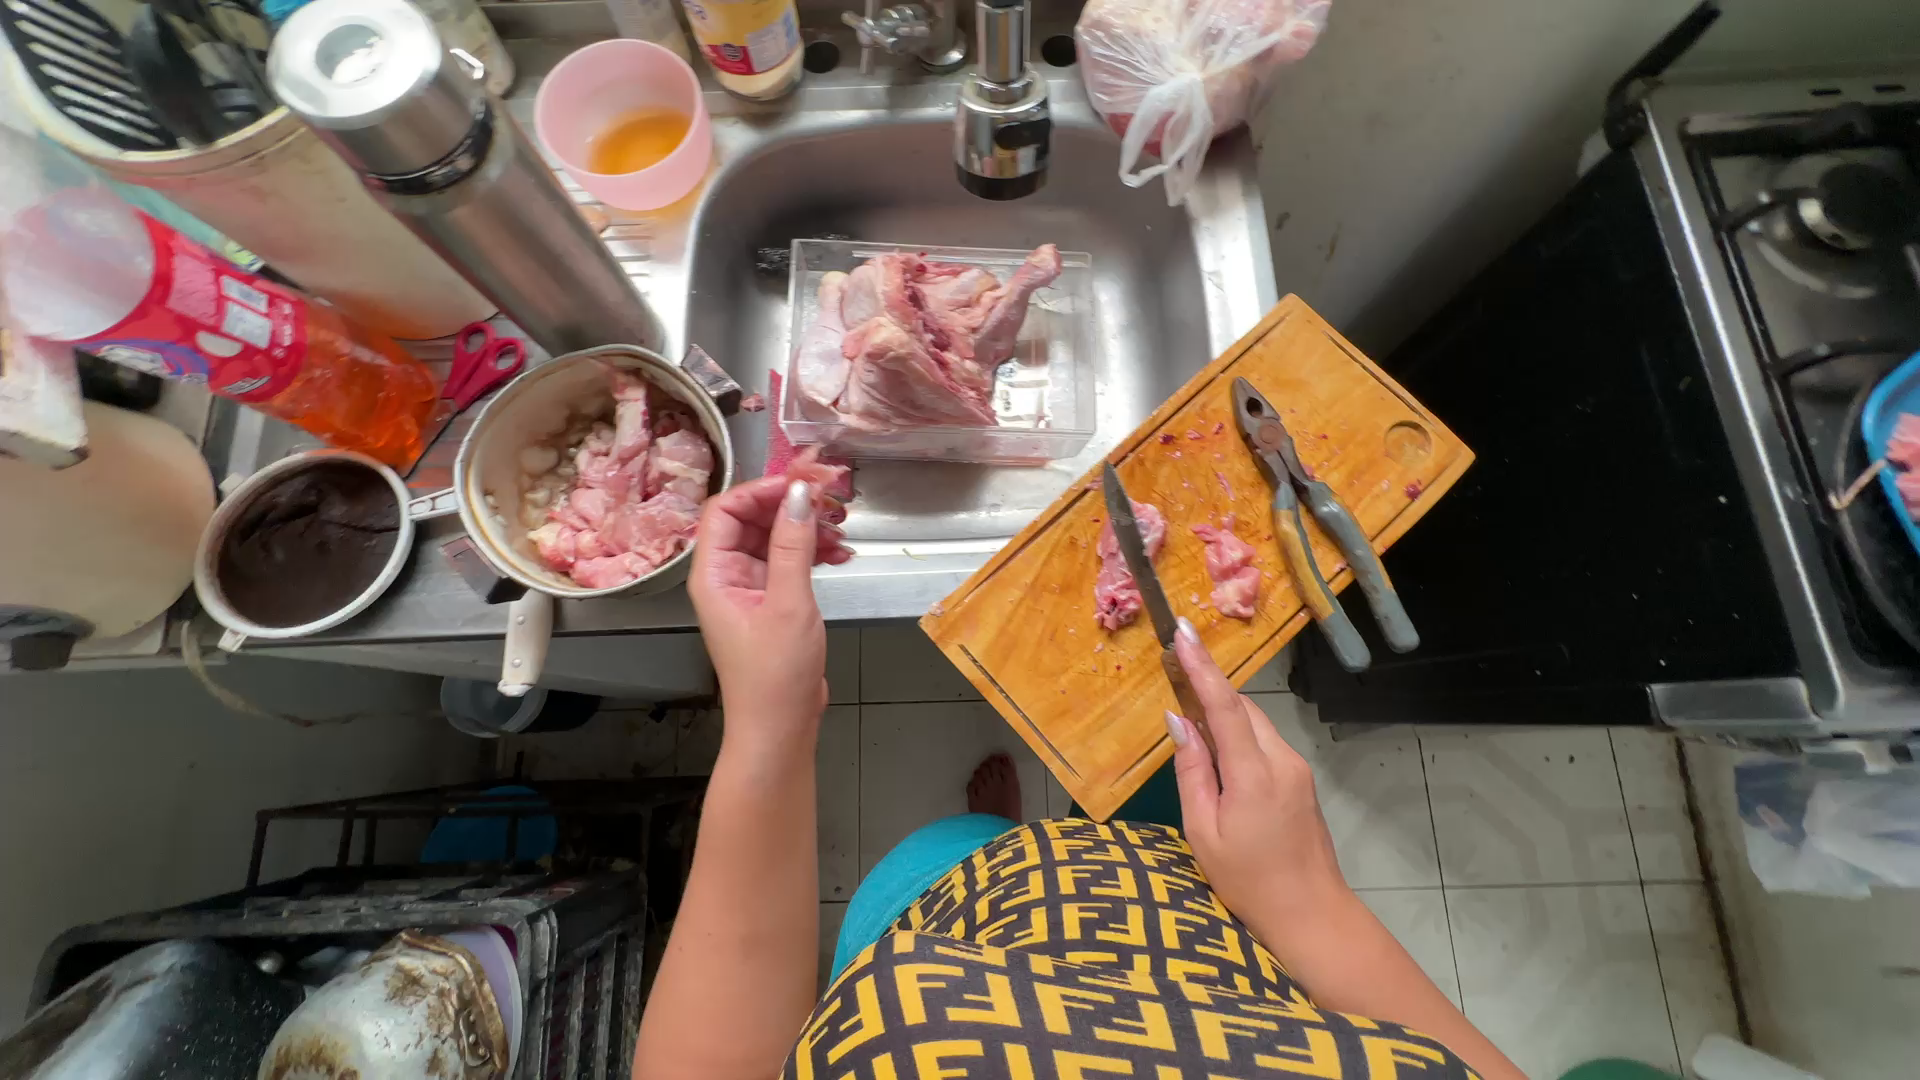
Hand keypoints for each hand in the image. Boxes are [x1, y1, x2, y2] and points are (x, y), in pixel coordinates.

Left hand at [689, 476, 850, 744]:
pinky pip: (789, 562)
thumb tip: (799, 494)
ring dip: (808, 529)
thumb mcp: (789, 603)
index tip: (805, 485)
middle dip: (792, 507)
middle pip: (753, 520)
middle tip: (833, 501)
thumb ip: (793, 545)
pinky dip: (814, 554)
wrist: (780, 727)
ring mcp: (750, 587)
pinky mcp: (772, 601)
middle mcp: (727, 574)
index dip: (763, 490)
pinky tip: (841, 555)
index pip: (728, 510)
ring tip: (843, 530)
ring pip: (775, 539)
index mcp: (715, 573)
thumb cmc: (776, 672)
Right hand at [1165, 618, 1349, 925]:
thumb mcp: (1203, 830)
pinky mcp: (1299, 777)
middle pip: (1241, 706)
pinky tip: (1214, 744)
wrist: (1312, 915)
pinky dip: (1235, 730)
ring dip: (1221, 709)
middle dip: (1208, 684)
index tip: (1183, 631)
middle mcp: (1281, 760)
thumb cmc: (1247, 880)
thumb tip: (1177, 720)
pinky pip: (1261, 738)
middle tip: (1173, 669)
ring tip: (1187, 707)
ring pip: (1253, 720)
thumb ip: (1191, 770)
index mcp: (1254, 774)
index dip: (1202, 666)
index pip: (1224, 705)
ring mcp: (1295, 767)